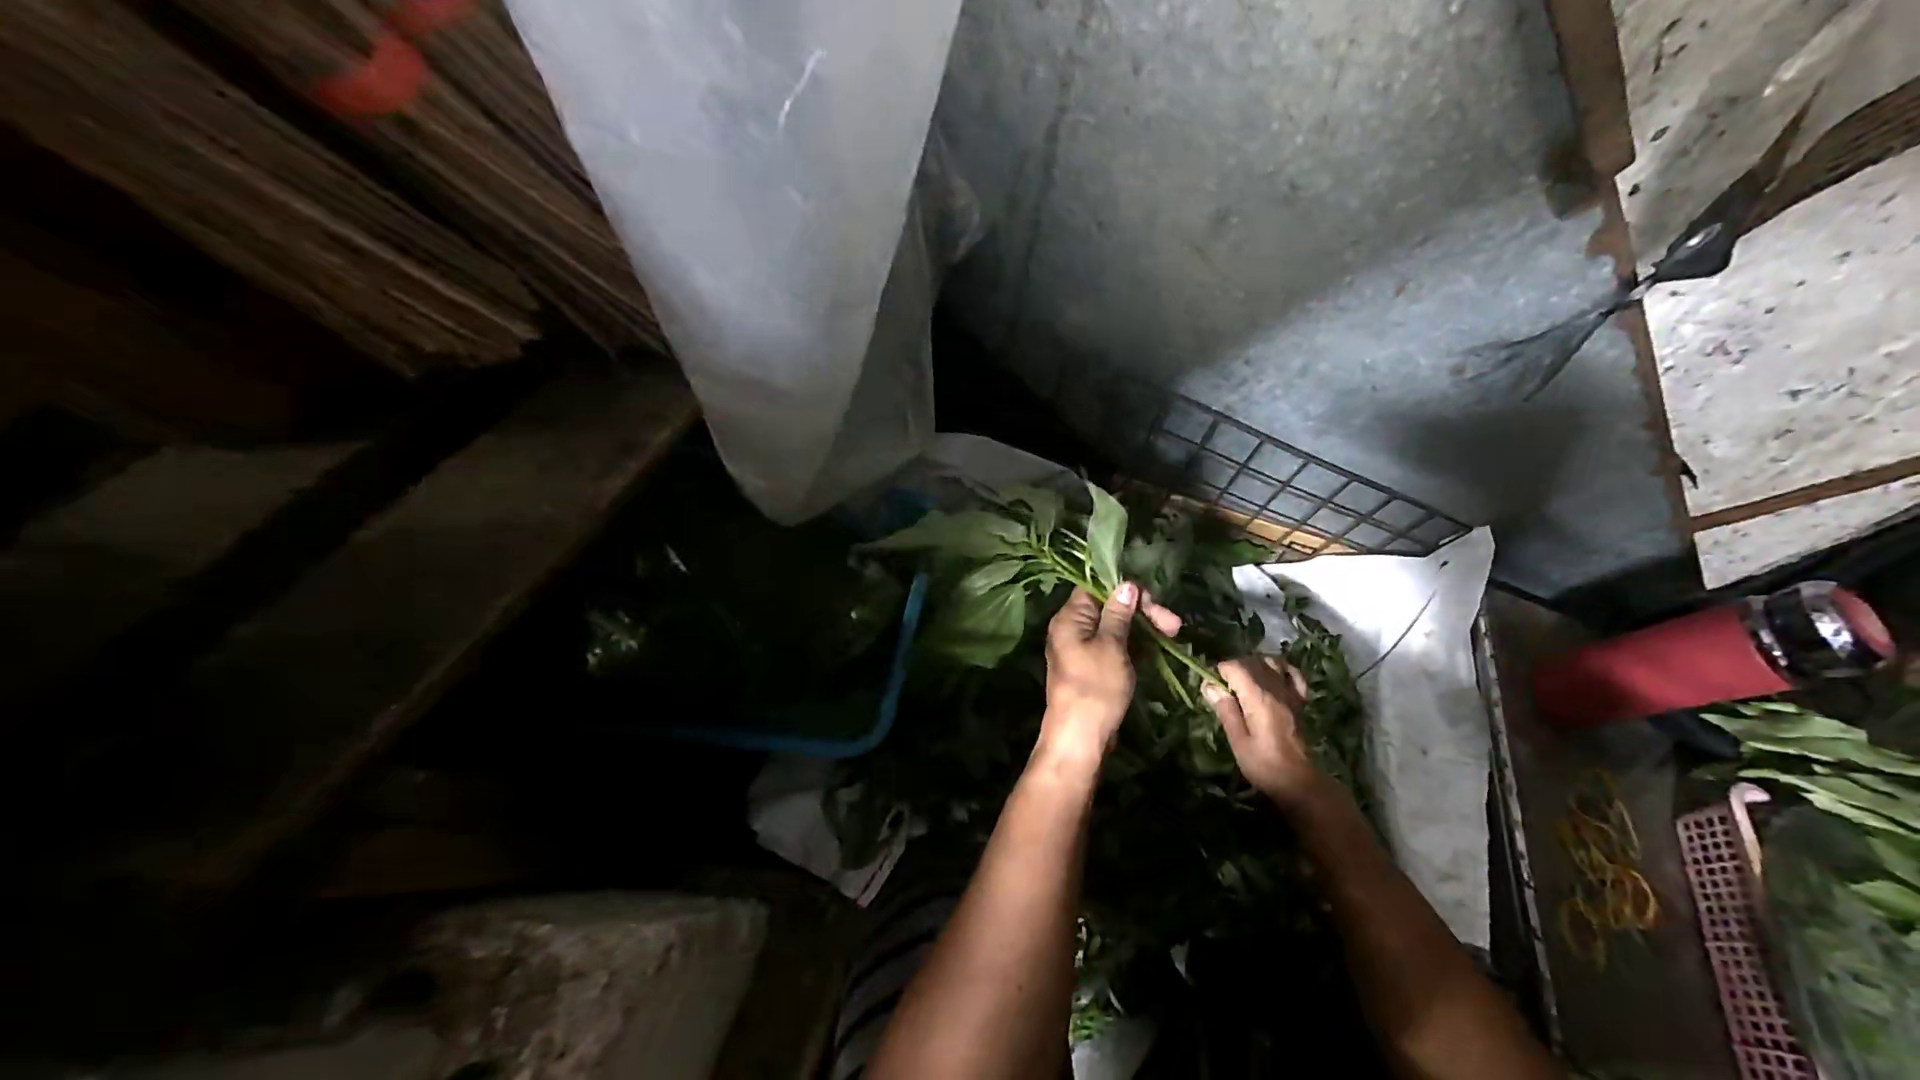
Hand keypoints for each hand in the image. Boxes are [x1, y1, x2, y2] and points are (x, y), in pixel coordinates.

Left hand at [1038, 583, 1181, 767]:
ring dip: (1142, 629)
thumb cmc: (1095, 688)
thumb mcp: (1111, 646)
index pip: (1097, 588)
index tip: (1154, 601)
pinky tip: (1157, 648)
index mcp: (1069, 618)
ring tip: (1172, 635)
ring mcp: (1082, 649)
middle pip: (1108, 607)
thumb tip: (1126, 585)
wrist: (1080, 737)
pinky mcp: (1093, 667)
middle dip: (1141, 612)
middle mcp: (1072, 629)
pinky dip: (1134, 646)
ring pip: (1115, 628)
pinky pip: (1114, 646)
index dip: (1126, 590)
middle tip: (1173, 625)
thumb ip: (1118, 614)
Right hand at [1204, 655, 1323, 806]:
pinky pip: (1291, 674)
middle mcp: (1275, 689)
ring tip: (1244, 683)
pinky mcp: (1299, 701)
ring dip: (1254, 666)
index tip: (1212, 690)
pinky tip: (1271, 678)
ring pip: (1270, 662)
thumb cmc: (1264, 765)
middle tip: (1223, 690)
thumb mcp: (1238, 740)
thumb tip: (1208, 685)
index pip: (1234, 666)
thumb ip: (1225, 709)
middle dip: (1233, 669)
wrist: (1300, 781)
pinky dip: (1279, 670)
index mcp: (1258, 698)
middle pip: (1251, 661)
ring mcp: (1290, 693)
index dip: (1219, 673)